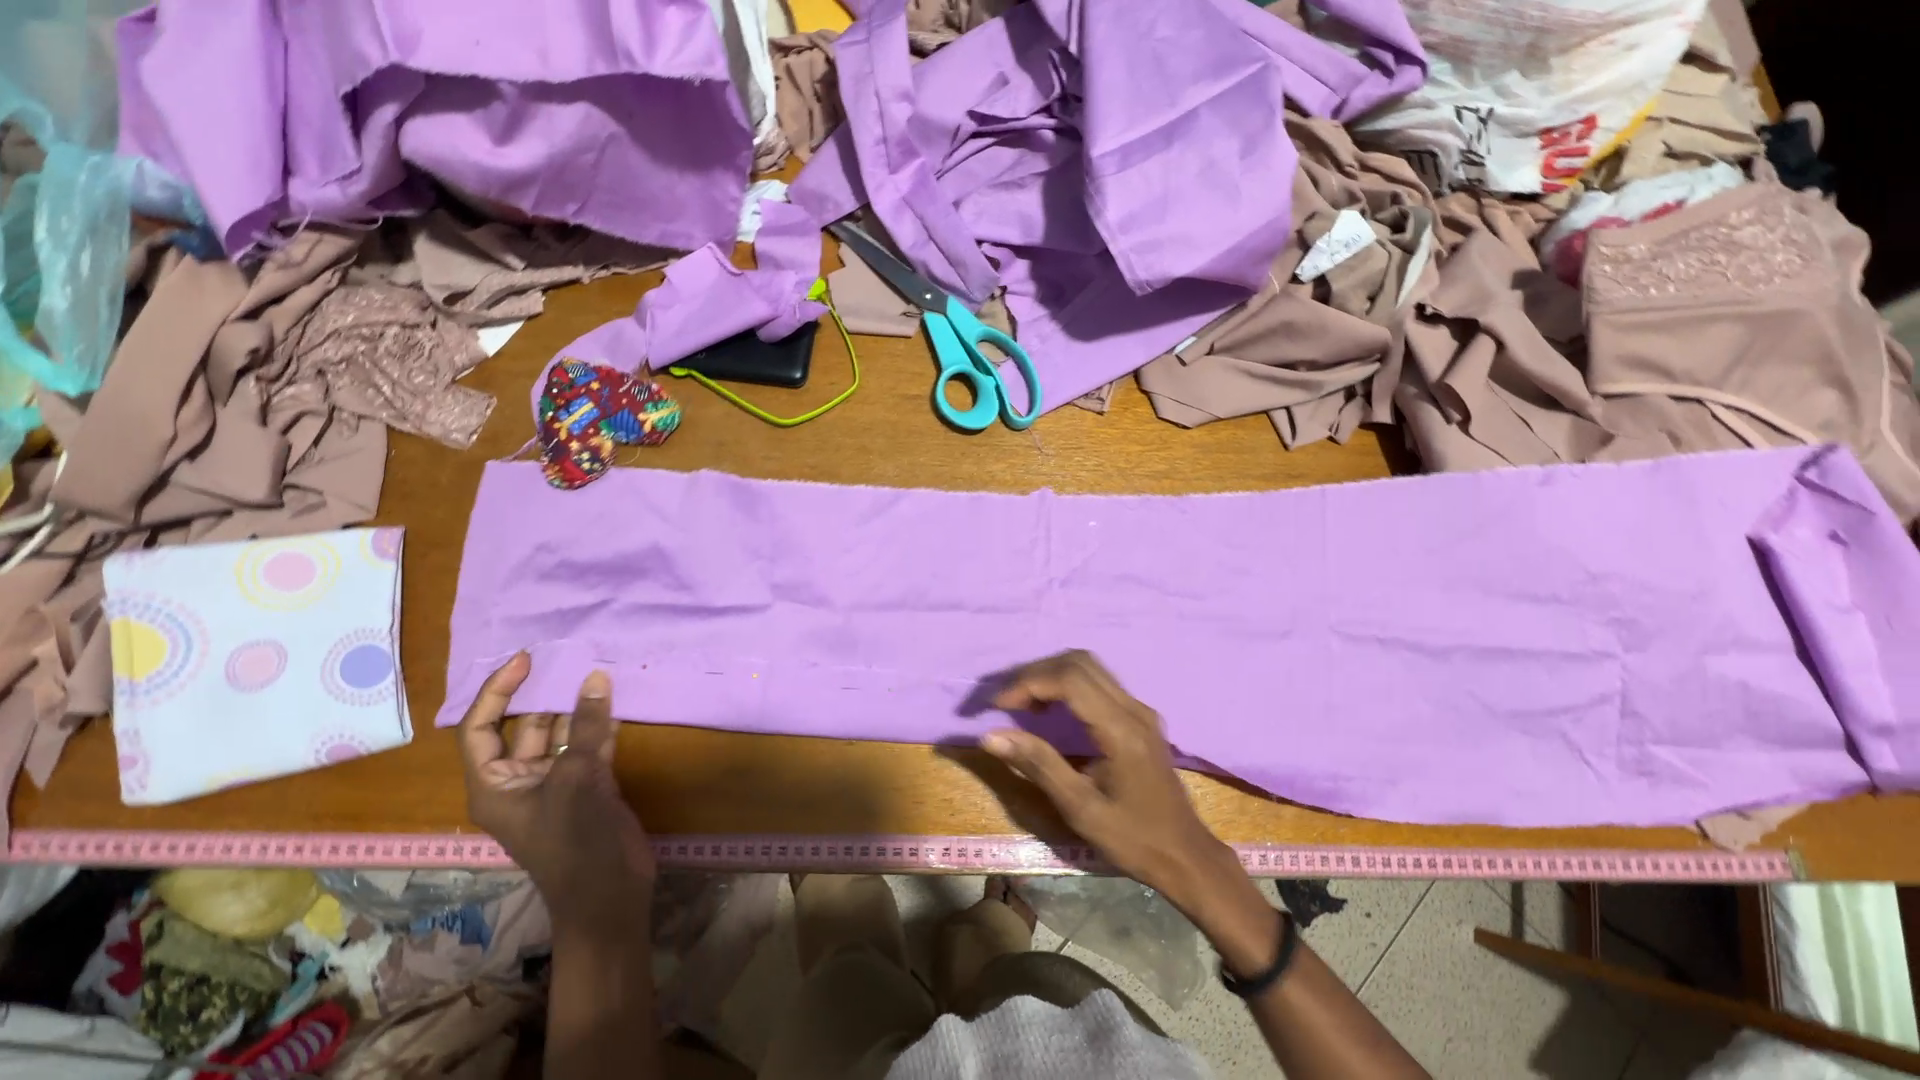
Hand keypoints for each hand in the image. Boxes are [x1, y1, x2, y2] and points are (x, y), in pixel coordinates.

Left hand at [459, 653, 655, 929]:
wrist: (609, 896)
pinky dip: (600, 727)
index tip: (525, 661)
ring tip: (596, 672)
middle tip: (569, 659)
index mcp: (493, 785)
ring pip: (560, 735)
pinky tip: (615, 703)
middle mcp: (518, 782)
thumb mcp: (576, 780)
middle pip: (523, 727)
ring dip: (577, 709)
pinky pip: (588, 748)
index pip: (481, 728)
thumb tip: (596, 678)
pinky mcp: (588, 789)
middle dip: (544, 696)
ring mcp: (556, 785)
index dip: (497, 692)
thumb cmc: (575, 842)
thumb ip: (585, 727)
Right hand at [977, 650, 1239, 908]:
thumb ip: (1038, 765)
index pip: (1069, 679)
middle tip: (1005, 703)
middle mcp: (1134, 709)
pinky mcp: (1141, 719)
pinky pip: (1099, 684)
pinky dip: (1067, 686)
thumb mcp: (1080, 808)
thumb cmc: (1133, 839)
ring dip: (1051, 677)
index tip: (996, 706)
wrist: (1185, 856)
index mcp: (1121, 729)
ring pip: (1090, 668)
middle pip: (1079, 663)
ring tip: (1022, 706)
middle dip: (1035, 674)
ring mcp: (1141, 711)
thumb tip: (991, 735)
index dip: (1027, 684)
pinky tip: (1050, 712)